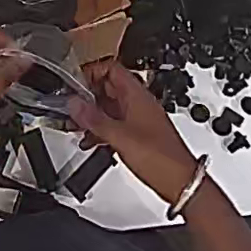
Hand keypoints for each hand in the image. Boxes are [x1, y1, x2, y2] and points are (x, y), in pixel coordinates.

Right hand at [71, 59, 200, 203]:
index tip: (74, 82)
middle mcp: (138, 103)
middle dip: (87, 95)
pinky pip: (114, 124)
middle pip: (108, 87)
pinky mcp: (137, 134)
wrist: (180, 182)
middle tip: (70, 105)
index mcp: (137, 95)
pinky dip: (100, 129)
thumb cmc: (161, 158)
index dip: (91, 71)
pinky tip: (90, 140)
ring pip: (109, 107)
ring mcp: (138, 119)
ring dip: (92, 114)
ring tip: (75, 123)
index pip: (112, 68)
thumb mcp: (120, 136)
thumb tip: (75, 103)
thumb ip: (95, 119)